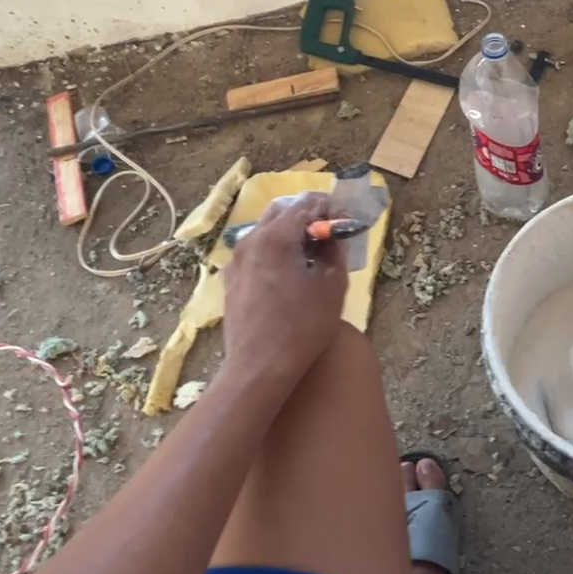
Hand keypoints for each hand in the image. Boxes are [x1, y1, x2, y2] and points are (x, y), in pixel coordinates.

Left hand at [221, 192, 347, 384]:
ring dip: (287, 233)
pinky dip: (272, 251)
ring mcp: (235, 260)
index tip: (342, 220)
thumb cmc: (303, 326)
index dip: (328, 208)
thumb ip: (335, 250)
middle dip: (305, 216)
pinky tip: (286, 273)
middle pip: (280, 212)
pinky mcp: (230, 279)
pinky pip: (254, 252)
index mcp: (276, 237)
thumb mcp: (333, 286)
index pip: (306, 205)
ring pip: (264, 231)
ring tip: (308, 255)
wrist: (259, 368)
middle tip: (326, 234)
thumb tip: (334, 232)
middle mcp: (250, 240)